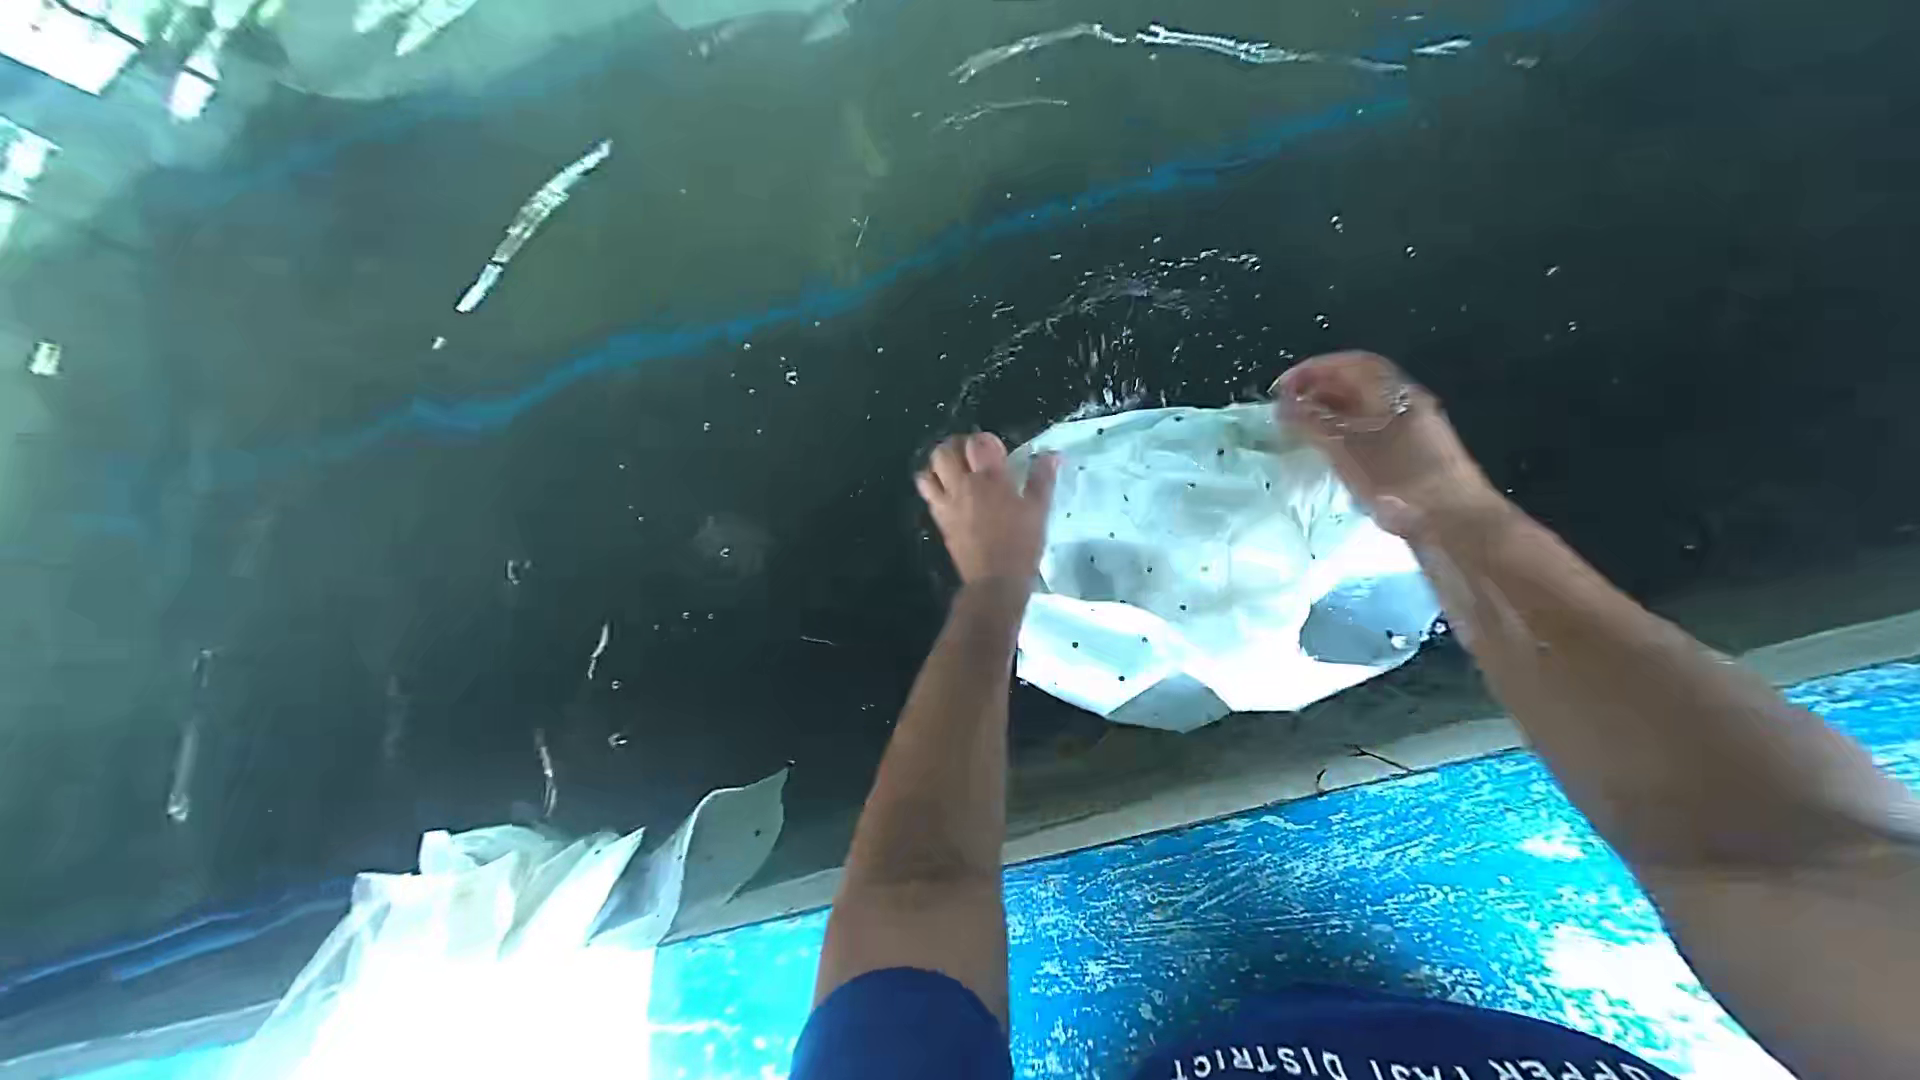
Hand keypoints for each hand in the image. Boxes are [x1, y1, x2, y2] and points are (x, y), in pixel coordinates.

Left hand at [915, 433, 1059, 585]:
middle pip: (945, 451)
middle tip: (970, 454)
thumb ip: (1042, 479)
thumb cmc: (1021, 545)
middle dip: (956, 446)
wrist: (994, 581)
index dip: (985, 440)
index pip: (978, 443)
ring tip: (954, 470)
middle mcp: (964, 485)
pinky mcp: (940, 519)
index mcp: (990, 479)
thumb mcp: (1038, 510)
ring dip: (939, 464)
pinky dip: (933, 485)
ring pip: (929, 470)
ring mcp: (947, 502)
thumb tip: (1051, 455)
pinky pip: (927, 493)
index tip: (996, 450)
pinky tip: (949, 491)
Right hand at [1273, 350, 1505, 538]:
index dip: (1313, 369)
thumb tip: (1285, 405)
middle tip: (1285, 407)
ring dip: (1328, 412)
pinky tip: (1326, 449)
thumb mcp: (1346, 449)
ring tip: (1298, 428)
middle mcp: (1405, 405)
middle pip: (1357, 384)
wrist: (1451, 521)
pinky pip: (1368, 431)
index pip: (1351, 364)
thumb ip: (1312, 423)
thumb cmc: (1398, 480)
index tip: (1282, 386)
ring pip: (1362, 409)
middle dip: (1317, 390)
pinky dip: (1341, 432)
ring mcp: (1410, 430)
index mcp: (1394, 394)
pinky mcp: (1409, 455)